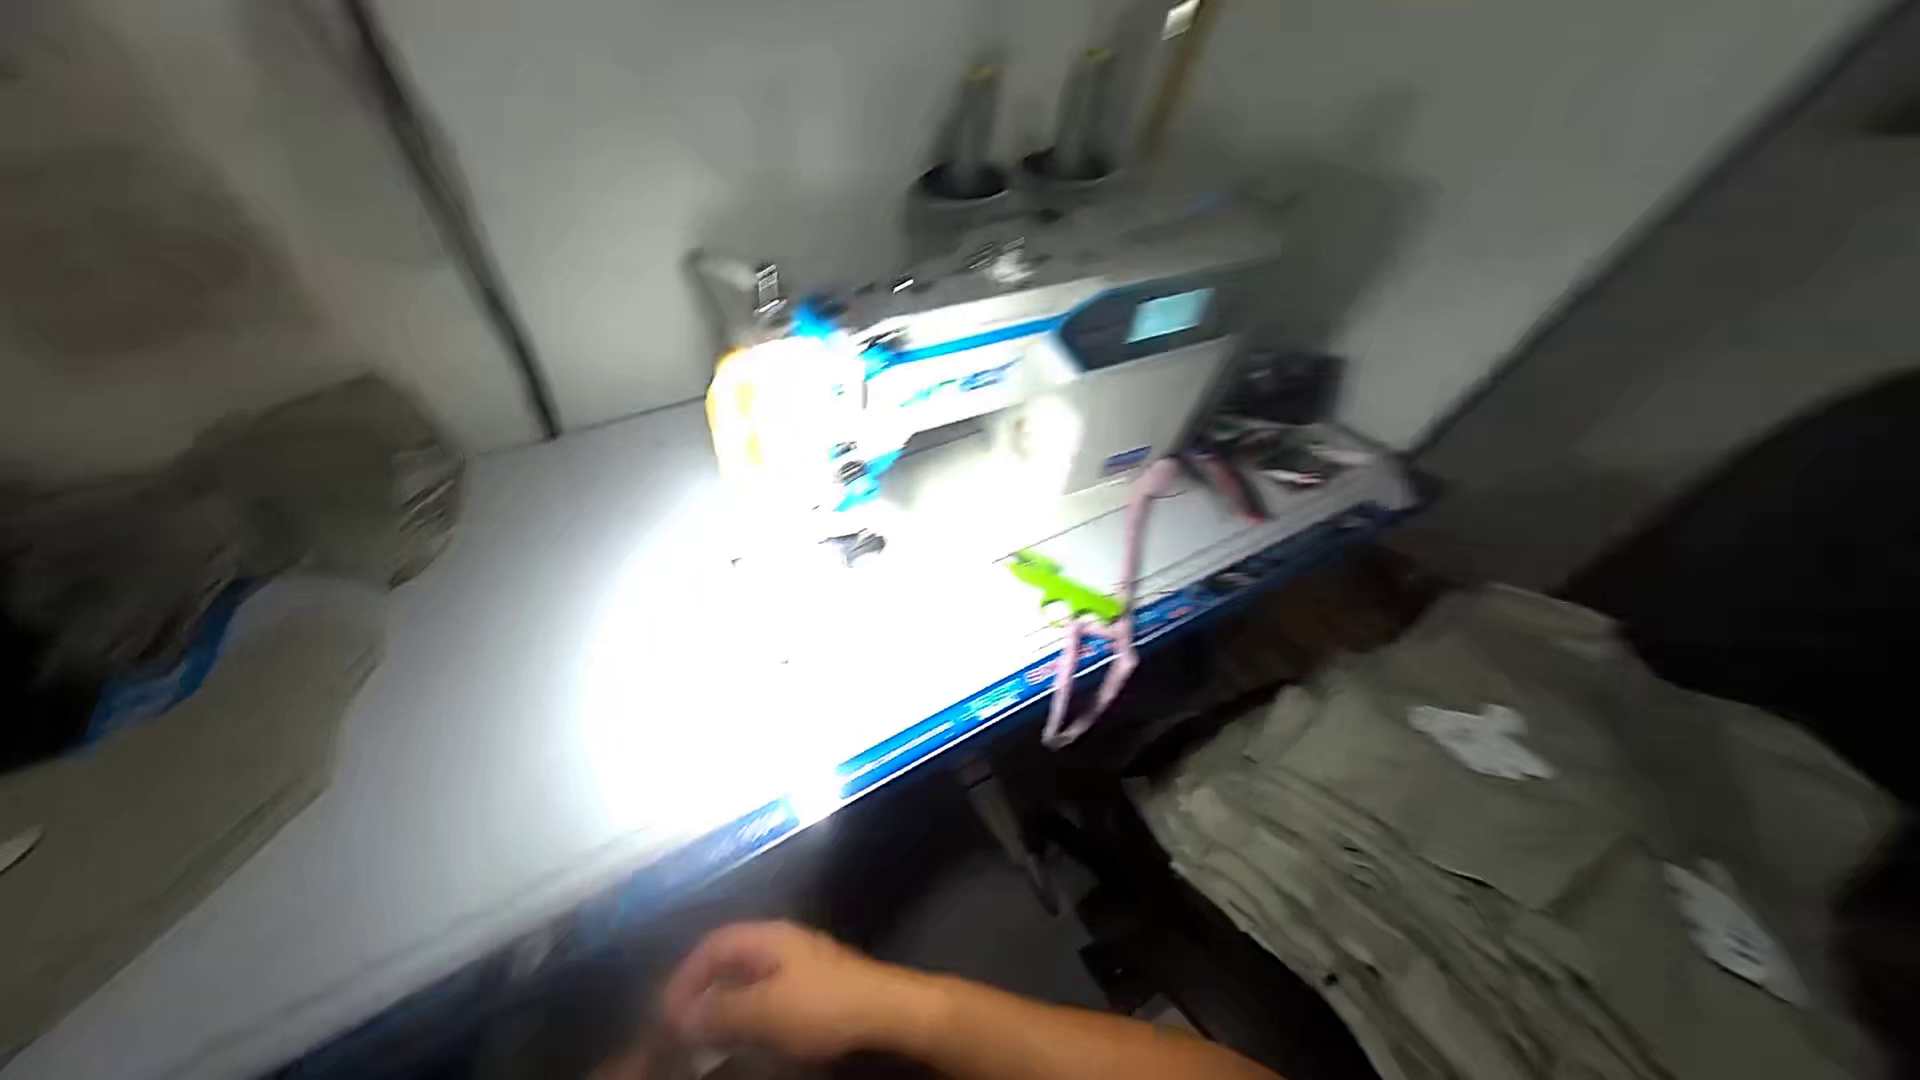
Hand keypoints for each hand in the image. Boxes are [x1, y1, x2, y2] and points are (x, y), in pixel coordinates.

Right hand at [661, 921, 931, 1060]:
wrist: (882, 1009)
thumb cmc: (822, 1004)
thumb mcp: (764, 1011)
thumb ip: (720, 1010)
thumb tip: (681, 1013)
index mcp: (769, 937)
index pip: (714, 943)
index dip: (685, 975)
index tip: (664, 1013)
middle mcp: (780, 943)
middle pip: (728, 960)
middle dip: (700, 992)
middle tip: (678, 1030)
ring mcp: (796, 964)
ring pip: (746, 980)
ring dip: (721, 1007)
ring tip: (701, 1040)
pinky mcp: (809, 988)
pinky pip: (764, 995)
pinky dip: (744, 1014)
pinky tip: (739, 1038)